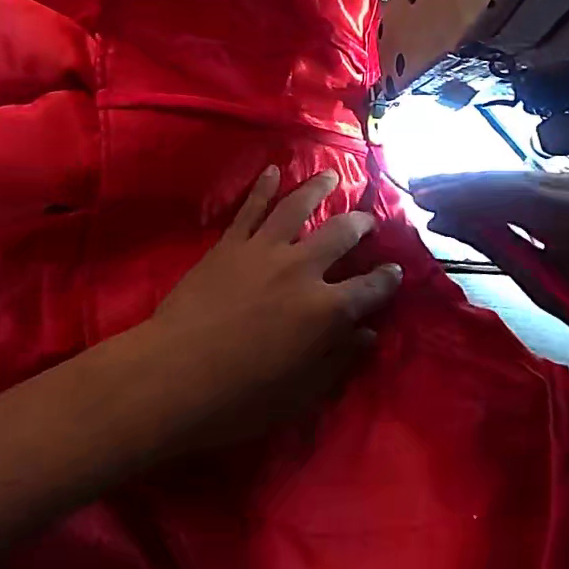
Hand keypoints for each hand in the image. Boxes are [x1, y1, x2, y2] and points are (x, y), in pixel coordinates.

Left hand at [133, 166, 402, 448]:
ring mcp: (262, 250)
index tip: (395, 270)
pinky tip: (273, 170)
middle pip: (340, 234)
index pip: (369, 289)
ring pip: (297, 207)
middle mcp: (300, 269)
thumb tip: (368, 333)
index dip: (387, 278)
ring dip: (318, 189)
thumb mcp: (300, 393)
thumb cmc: (239, 397)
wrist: (173, 374)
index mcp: (324, 310)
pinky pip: (250, 208)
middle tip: (369, 220)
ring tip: (332, 176)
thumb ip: (337, 359)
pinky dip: (263, 187)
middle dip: (360, 224)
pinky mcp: (229, 244)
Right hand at [410, 171, 568, 415]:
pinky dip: (514, 193)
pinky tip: (487, 199)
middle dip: (462, 183)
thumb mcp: (558, 297)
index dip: (452, 190)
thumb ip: (500, 250)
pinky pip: (549, 185)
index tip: (413, 190)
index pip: (499, 192)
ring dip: (485, 186)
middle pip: (510, 177)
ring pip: (527, 177)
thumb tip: (445, 221)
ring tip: (442, 192)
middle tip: (418, 187)